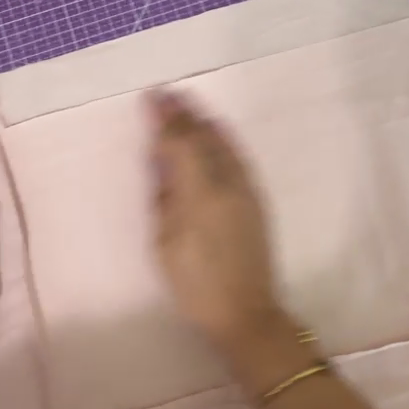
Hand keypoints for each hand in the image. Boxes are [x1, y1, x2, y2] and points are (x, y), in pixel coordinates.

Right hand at [150, 91, 292, 357]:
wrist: (247, 313)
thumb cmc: (197, 283)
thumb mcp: (166, 241)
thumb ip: (165, 197)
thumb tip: (164, 163)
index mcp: (199, 192)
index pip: (180, 143)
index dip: (165, 119)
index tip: (152, 98)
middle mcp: (226, 183)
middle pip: (203, 138)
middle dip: (184, 114)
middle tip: (168, 94)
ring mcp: (245, 190)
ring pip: (223, 143)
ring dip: (204, 121)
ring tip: (190, 105)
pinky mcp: (256, 201)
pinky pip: (237, 155)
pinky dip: (223, 138)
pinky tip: (217, 133)